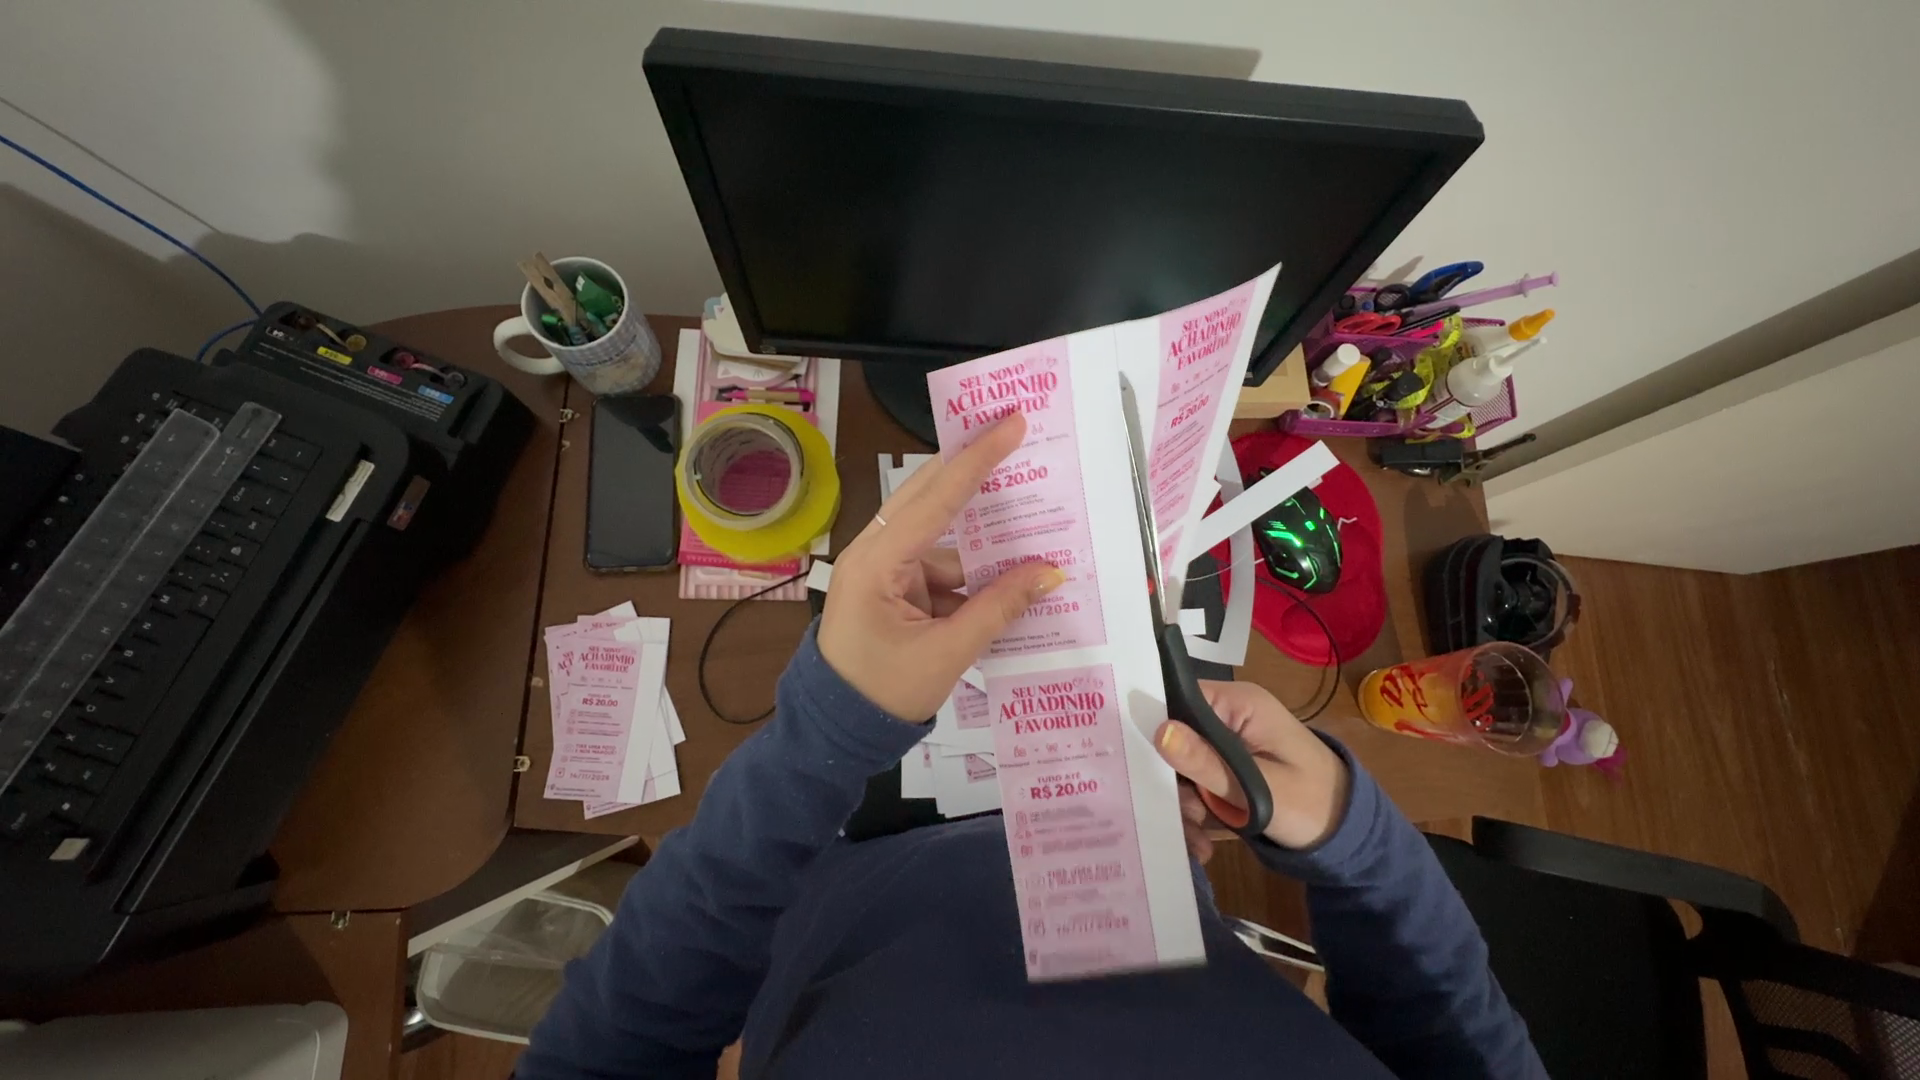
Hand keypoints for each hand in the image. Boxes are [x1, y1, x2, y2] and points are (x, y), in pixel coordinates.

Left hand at [819, 413, 1065, 720]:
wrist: (836, 732)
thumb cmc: (883, 694)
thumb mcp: (947, 653)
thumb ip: (999, 608)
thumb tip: (1050, 573)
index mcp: (877, 562)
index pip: (935, 499)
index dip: (977, 460)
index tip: (1010, 423)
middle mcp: (875, 553)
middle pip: (931, 500)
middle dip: (975, 473)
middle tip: (1016, 438)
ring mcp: (883, 570)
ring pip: (942, 539)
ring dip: (982, 540)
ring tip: (1033, 523)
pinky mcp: (893, 589)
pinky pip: (940, 568)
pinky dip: (972, 574)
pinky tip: (1009, 579)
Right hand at [1155, 681, 1349, 859]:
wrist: (1349, 840)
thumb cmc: (1314, 805)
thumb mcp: (1260, 788)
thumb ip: (1209, 762)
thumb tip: (1161, 730)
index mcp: (1239, 704)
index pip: (1178, 699)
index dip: (1153, 727)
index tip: (1132, 764)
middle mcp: (1227, 715)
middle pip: (1174, 736)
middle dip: (1171, 781)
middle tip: (1181, 819)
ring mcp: (1225, 741)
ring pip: (1179, 765)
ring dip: (1182, 804)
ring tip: (1197, 843)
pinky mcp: (1224, 767)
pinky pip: (1193, 781)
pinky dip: (1193, 811)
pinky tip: (1201, 843)